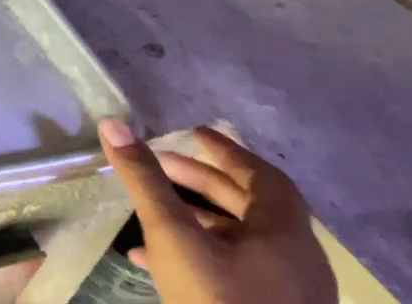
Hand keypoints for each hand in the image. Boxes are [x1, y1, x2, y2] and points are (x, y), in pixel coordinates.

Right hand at [98, 120, 334, 303]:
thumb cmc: (219, 297)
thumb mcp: (173, 235)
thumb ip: (145, 181)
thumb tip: (113, 125)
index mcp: (287, 235)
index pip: (266, 178)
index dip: (228, 152)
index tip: (192, 133)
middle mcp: (298, 259)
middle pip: (252, 206)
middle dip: (201, 181)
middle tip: (158, 164)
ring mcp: (290, 290)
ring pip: (243, 238)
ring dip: (197, 215)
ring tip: (151, 208)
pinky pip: (239, 267)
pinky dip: (201, 248)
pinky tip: (154, 256)